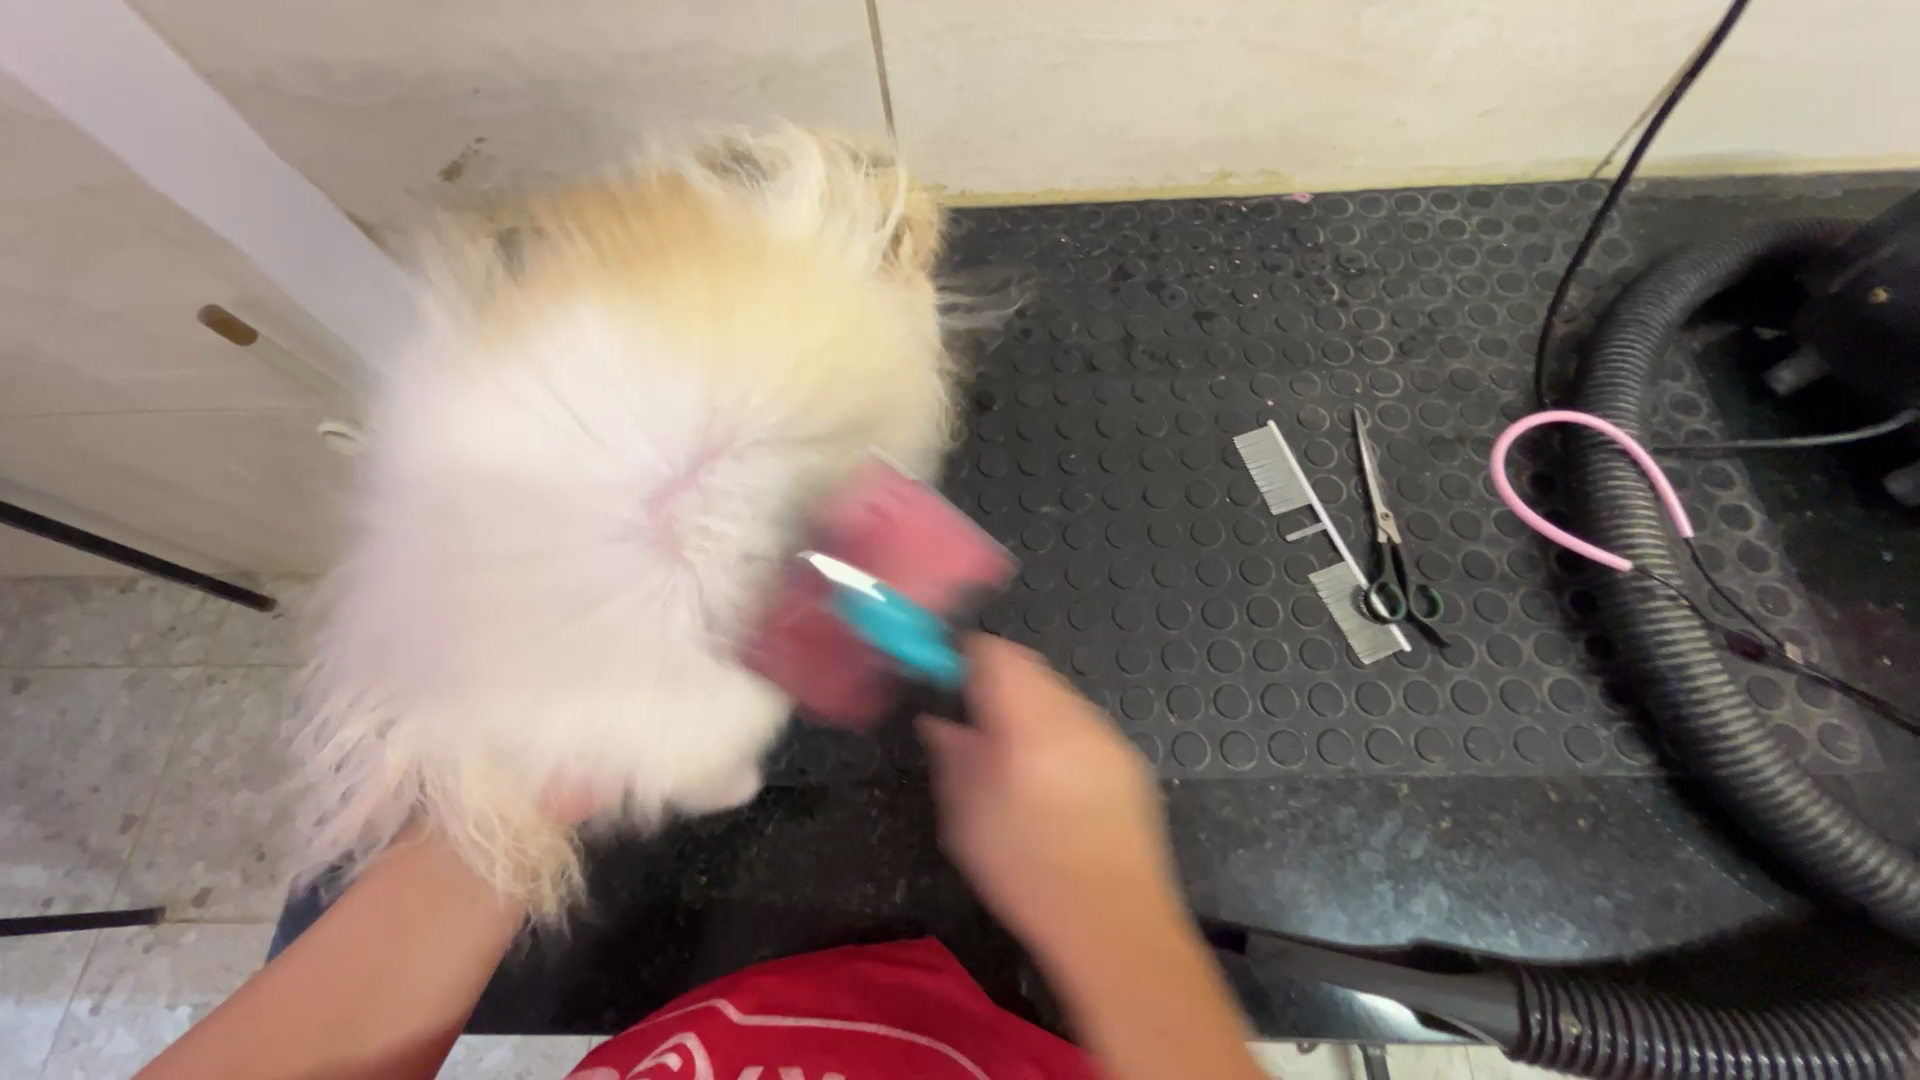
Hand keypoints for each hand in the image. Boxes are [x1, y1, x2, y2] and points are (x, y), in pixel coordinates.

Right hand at [918, 636, 1184, 963]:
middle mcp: (1073, 714)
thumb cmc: (1025, 871)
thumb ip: (950, 753)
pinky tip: (1051, 777)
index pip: (992, 653)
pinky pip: (1084, 724)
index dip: (963, 656)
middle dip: (996, 680)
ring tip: (1010, 754)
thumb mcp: (965, 816)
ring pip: (1058, 694)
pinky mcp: (1130, 759)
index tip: (943, 678)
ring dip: (1029, 705)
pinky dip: (1059, 730)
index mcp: (1026, 720)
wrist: (1113, 923)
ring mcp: (1108, 734)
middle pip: (1028, 666)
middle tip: (971, 719)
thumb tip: (938, 721)